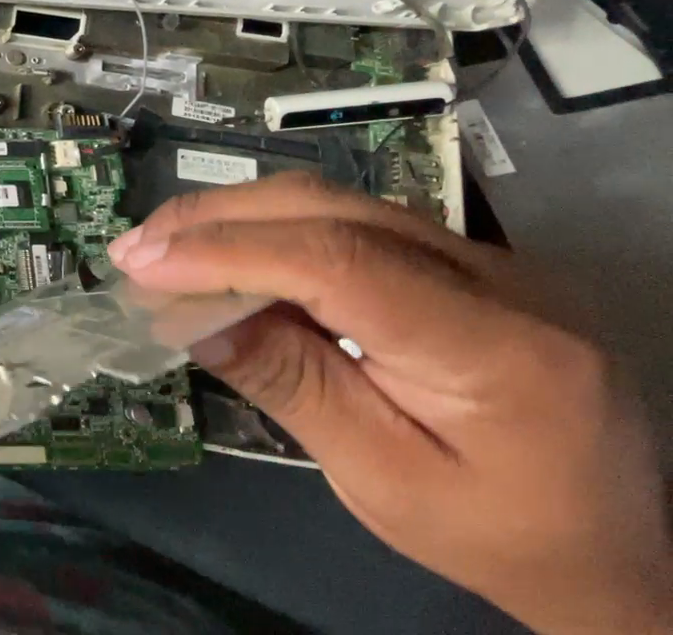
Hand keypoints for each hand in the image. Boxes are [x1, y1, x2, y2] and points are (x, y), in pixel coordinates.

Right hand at [110, 172, 672, 634]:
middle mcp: (500, 279)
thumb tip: (187, 319)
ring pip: (332, 201)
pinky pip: (347, 221)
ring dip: (232, 216)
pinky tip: (221, 251)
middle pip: (328, 211)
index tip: (141, 265)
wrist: (619, 547)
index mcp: (497, 351)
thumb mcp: (382, 480)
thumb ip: (291, 386)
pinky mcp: (463, 261)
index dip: (228, 253)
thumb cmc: (496, 534)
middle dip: (214, 221)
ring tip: (158, 246)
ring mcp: (486, 259)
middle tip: (131, 250)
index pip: (340, 264)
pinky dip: (267, 229)